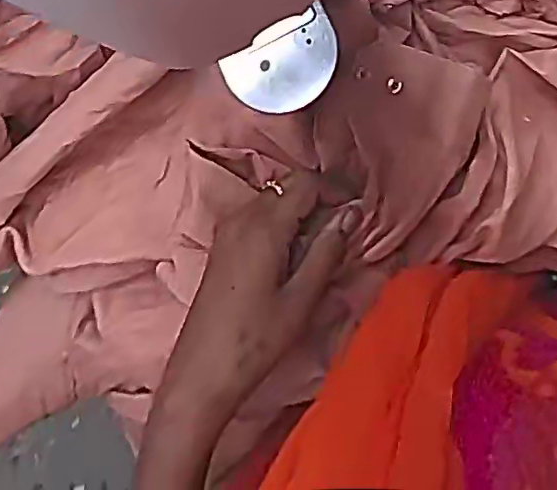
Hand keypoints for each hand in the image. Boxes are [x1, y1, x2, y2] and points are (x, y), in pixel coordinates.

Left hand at [158, 171, 354, 420]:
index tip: (356, 211)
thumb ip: (327, 250)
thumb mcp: (301, 299)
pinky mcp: (223, 241)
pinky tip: (294, 251)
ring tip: (323, 242)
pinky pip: (259, 213)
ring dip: (301, 209)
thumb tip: (352, 212)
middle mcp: (243, 215)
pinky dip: (282, 220)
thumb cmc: (256, 340)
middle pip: (288, 185)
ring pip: (274, 197)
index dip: (335, 190)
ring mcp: (229, 227)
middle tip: (344, 227)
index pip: (306, 182)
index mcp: (263, 225)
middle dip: (320, 197)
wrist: (200, 373)